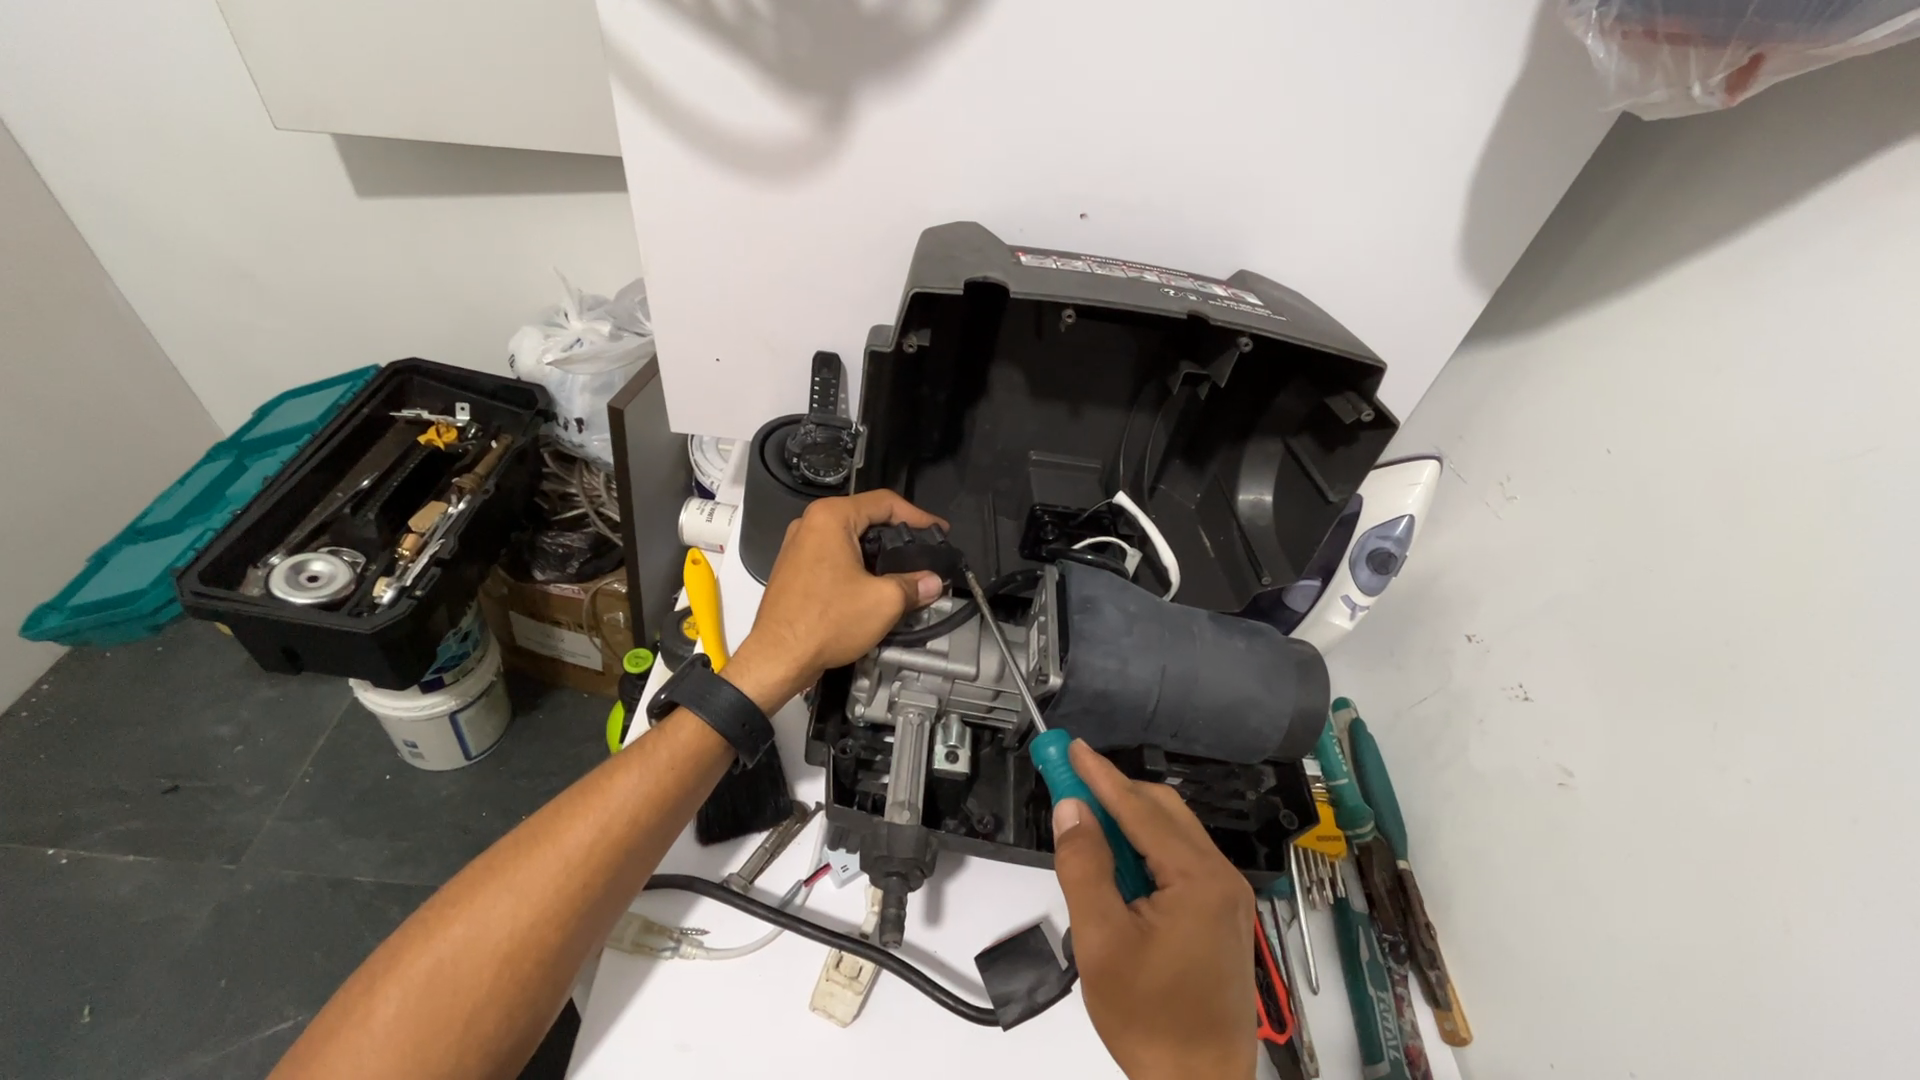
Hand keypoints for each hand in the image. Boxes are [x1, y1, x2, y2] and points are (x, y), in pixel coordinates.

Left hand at [734, 490, 947, 691]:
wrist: (778, 658)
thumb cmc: (824, 623)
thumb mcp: (884, 602)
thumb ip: (914, 585)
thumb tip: (931, 582)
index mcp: (830, 518)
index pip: (884, 502)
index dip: (918, 516)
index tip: (938, 529)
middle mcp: (810, 525)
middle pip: (865, 518)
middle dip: (897, 535)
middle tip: (923, 550)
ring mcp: (798, 548)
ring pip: (848, 540)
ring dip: (877, 554)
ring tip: (902, 571)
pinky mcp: (794, 570)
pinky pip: (833, 558)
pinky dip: (856, 567)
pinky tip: (872, 588)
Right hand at [1053, 741, 1255, 1079]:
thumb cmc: (1149, 1018)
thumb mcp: (1101, 942)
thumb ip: (1084, 867)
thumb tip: (1072, 809)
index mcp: (1198, 878)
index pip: (1139, 808)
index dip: (1099, 774)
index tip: (1069, 746)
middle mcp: (1221, 877)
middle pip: (1162, 811)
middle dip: (1113, 793)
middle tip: (1068, 787)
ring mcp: (1227, 897)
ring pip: (1172, 835)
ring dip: (1127, 823)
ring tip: (1085, 829)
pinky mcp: (1222, 916)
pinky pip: (1180, 862)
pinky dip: (1144, 851)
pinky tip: (1117, 866)